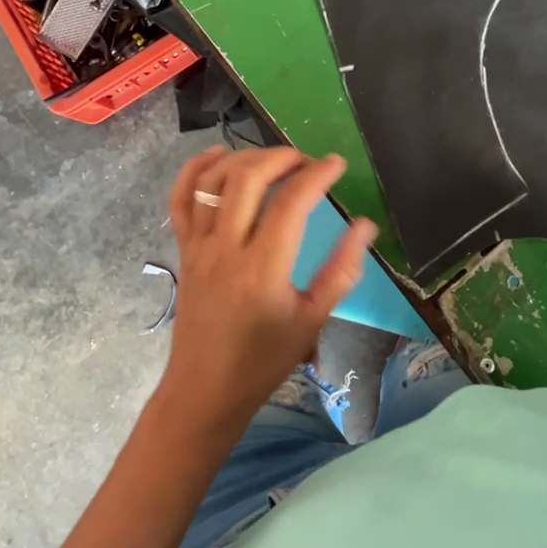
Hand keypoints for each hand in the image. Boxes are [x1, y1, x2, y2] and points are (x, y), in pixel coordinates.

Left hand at [163, 146, 377, 430]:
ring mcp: (199, 247)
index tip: (336, 164)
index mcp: (263, 269)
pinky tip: (217, 156)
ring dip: (245, 158)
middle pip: (248, 179)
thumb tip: (366, 225)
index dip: (316, 176)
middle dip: (281, 158)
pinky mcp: (183, 250)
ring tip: (274, 161)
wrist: (205, 391)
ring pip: (214, 182)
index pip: (291, 204)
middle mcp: (226, 249)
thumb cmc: (263, 361)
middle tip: (306, 162)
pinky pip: (180, 200)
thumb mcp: (312, 321)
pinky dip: (195, 170)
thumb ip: (341, 271)